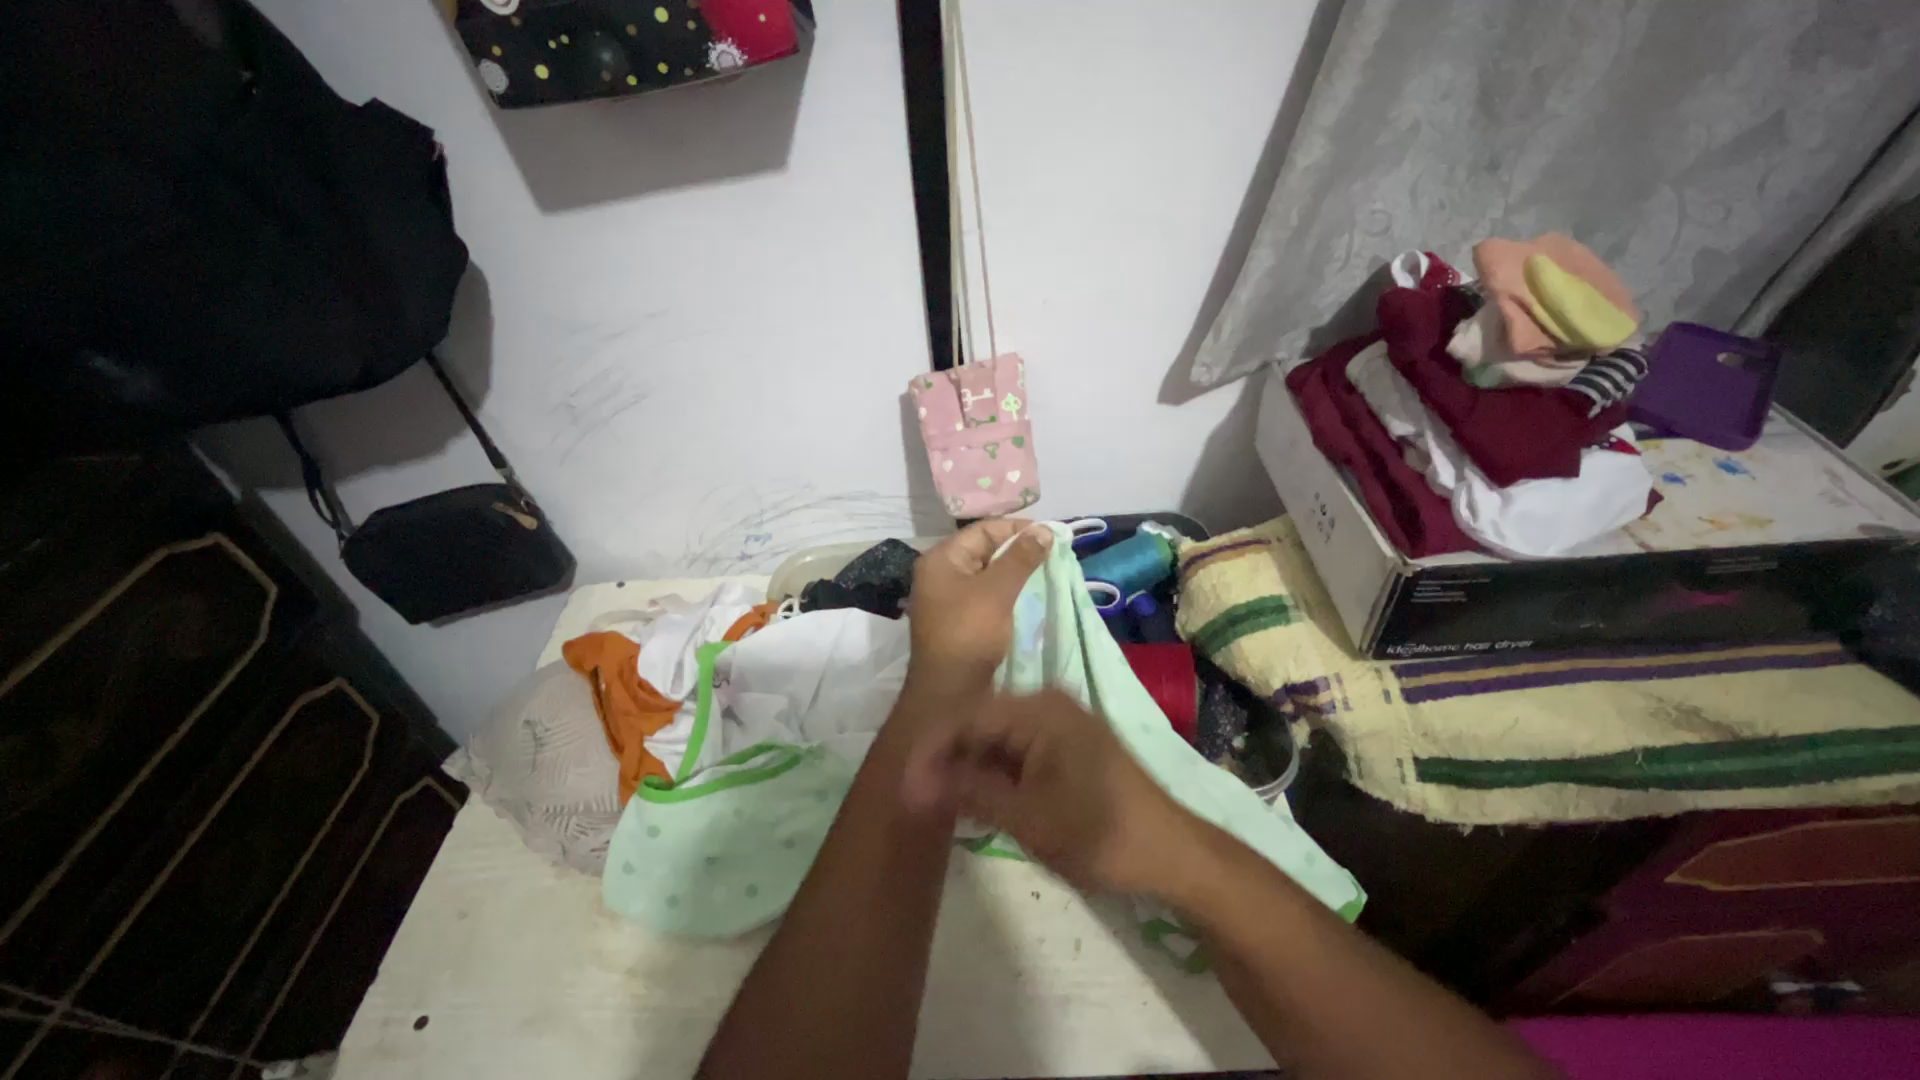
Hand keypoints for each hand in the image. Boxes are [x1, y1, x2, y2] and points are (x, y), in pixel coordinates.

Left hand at [902, 519, 1052, 700]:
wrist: (948, 696)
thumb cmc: (969, 635)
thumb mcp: (997, 592)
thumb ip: (1021, 558)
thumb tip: (1044, 530)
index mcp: (941, 559)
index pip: (983, 530)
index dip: (1017, 528)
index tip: (1051, 535)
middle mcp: (940, 574)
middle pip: (984, 551)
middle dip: (1019, 551)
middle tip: (1053, 555)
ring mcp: (947, 599)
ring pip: (987, 575)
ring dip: (1016, 574)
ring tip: (1048, 574)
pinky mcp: (958, 621)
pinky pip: (986, 597)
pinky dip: (1008, 594)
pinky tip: (1030, 598)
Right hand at [902, 689, 1199, 896]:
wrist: (1173, 855)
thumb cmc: (1100, 835)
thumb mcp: (1028, 818)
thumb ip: (970, 792)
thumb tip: (914, 784)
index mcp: (1040, 710)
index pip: (966, 716)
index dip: (930, 751)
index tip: (903, 788)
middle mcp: (1049, 704)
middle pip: (980, 723)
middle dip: (948, 761)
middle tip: (918, 802)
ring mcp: (1062, 724)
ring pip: (997, 739)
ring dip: (970, 770)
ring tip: (941, 806)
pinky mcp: (1069, 747)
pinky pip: (1018, 751)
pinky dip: (996, 775)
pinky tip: (979, 802)